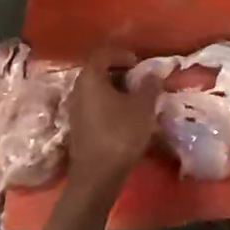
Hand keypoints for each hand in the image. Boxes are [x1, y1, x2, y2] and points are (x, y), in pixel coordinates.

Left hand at [65, 47, 158, 190]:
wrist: (97, 176)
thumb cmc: (120, 134)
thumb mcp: (142, 108)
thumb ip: (149, 86)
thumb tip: (154, 73)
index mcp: (90, 77)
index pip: (104, 53)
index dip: (122, 54)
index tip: (139, 64)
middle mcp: (78, 88)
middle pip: (98, 70)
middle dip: (120, 71)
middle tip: (139, 79)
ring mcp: (75, 107)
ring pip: (96, 89)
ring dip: (115, 89)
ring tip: (136, 99)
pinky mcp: (78, 125)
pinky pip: (94, 104)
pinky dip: (109, 103)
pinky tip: (125, 116)